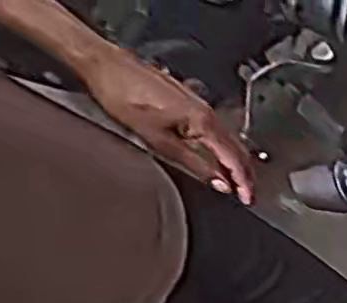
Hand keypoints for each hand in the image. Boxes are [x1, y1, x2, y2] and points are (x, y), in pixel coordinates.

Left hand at [79, 49, 254, 202]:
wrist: (98, 60)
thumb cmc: (118, 92)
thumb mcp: (157, 138)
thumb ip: (194, 164)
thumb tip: (220, 184)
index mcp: (203, 123)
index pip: (235, 162)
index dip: (244, 184)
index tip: (248, 199)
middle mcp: (207, 113)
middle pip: (239, 153)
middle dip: (246, 176)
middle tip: (247, 194)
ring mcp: (200, 106)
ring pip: (232, 143)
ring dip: (237, 164)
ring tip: (234, 180)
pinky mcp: (191, 102)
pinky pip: (219, 132)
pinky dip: (225, 149)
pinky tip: (218, 157)